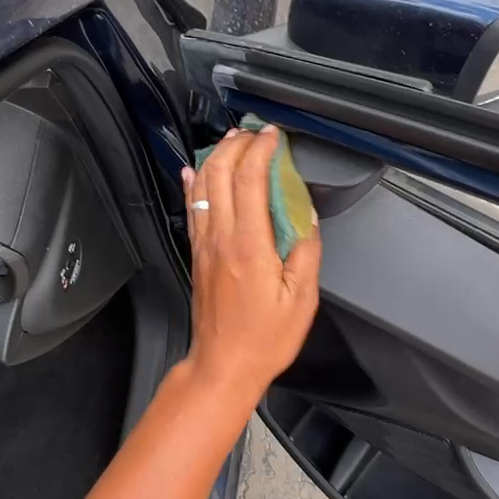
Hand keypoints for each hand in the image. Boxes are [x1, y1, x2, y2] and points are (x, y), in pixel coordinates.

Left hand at [179, 125, 321, 406]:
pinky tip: (193, 172)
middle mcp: (221, 239)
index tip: (274, 136)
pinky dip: (193, 185)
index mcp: (250, 246)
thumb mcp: (302, 298)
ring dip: (215, 158)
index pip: (250, 180)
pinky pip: (192, 209)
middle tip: (254, 133)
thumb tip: (305, 214)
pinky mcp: (197, 256)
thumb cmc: (264, 338)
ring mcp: (204, 246)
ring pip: (201, 187)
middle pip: (219, 174)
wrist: (223, 366)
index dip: (261, 151)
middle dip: (236, 145)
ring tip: (231, 141)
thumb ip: (306, 250)